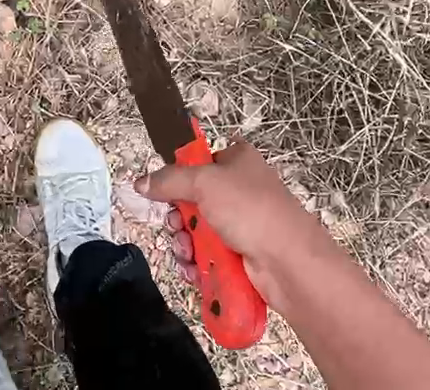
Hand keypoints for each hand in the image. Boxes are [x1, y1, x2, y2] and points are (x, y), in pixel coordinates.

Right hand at [135, 139, 332, 312]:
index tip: (166, 195)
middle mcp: (240, 188)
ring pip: (198, 230)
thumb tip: (140, 182)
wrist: (290, 263)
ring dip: (186, 244)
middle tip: (177, 228)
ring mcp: (242, 223)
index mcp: (237, 160)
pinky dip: (197, 263)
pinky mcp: (241, 253)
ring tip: (187, 255)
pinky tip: (193, 270)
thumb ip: (169, 180)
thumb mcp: (204, 183)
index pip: (197, 163)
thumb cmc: (251, 210)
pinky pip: (209, 254)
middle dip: (179, 219)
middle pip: (192, 200)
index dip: (178, 179)